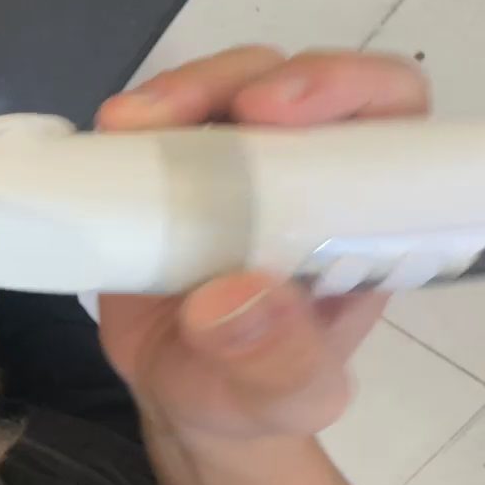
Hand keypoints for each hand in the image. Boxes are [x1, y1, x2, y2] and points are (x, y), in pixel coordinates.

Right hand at [93, 47, 429, 440]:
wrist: (173, 400)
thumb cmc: (241, 399)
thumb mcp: (276, 402)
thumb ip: (275, 365)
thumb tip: (234, 295)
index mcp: (355, 217)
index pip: (384, 116)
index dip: (343, 89)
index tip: (273, 113)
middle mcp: (295, 178)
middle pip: (284, 84)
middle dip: (231, 82)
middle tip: (166, 117)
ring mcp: (223, 174)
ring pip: (213, 94)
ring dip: (170, 96)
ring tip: (120, 127)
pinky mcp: (159, 178)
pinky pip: (149, 128)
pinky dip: (124, 124)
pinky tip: (100, 143)